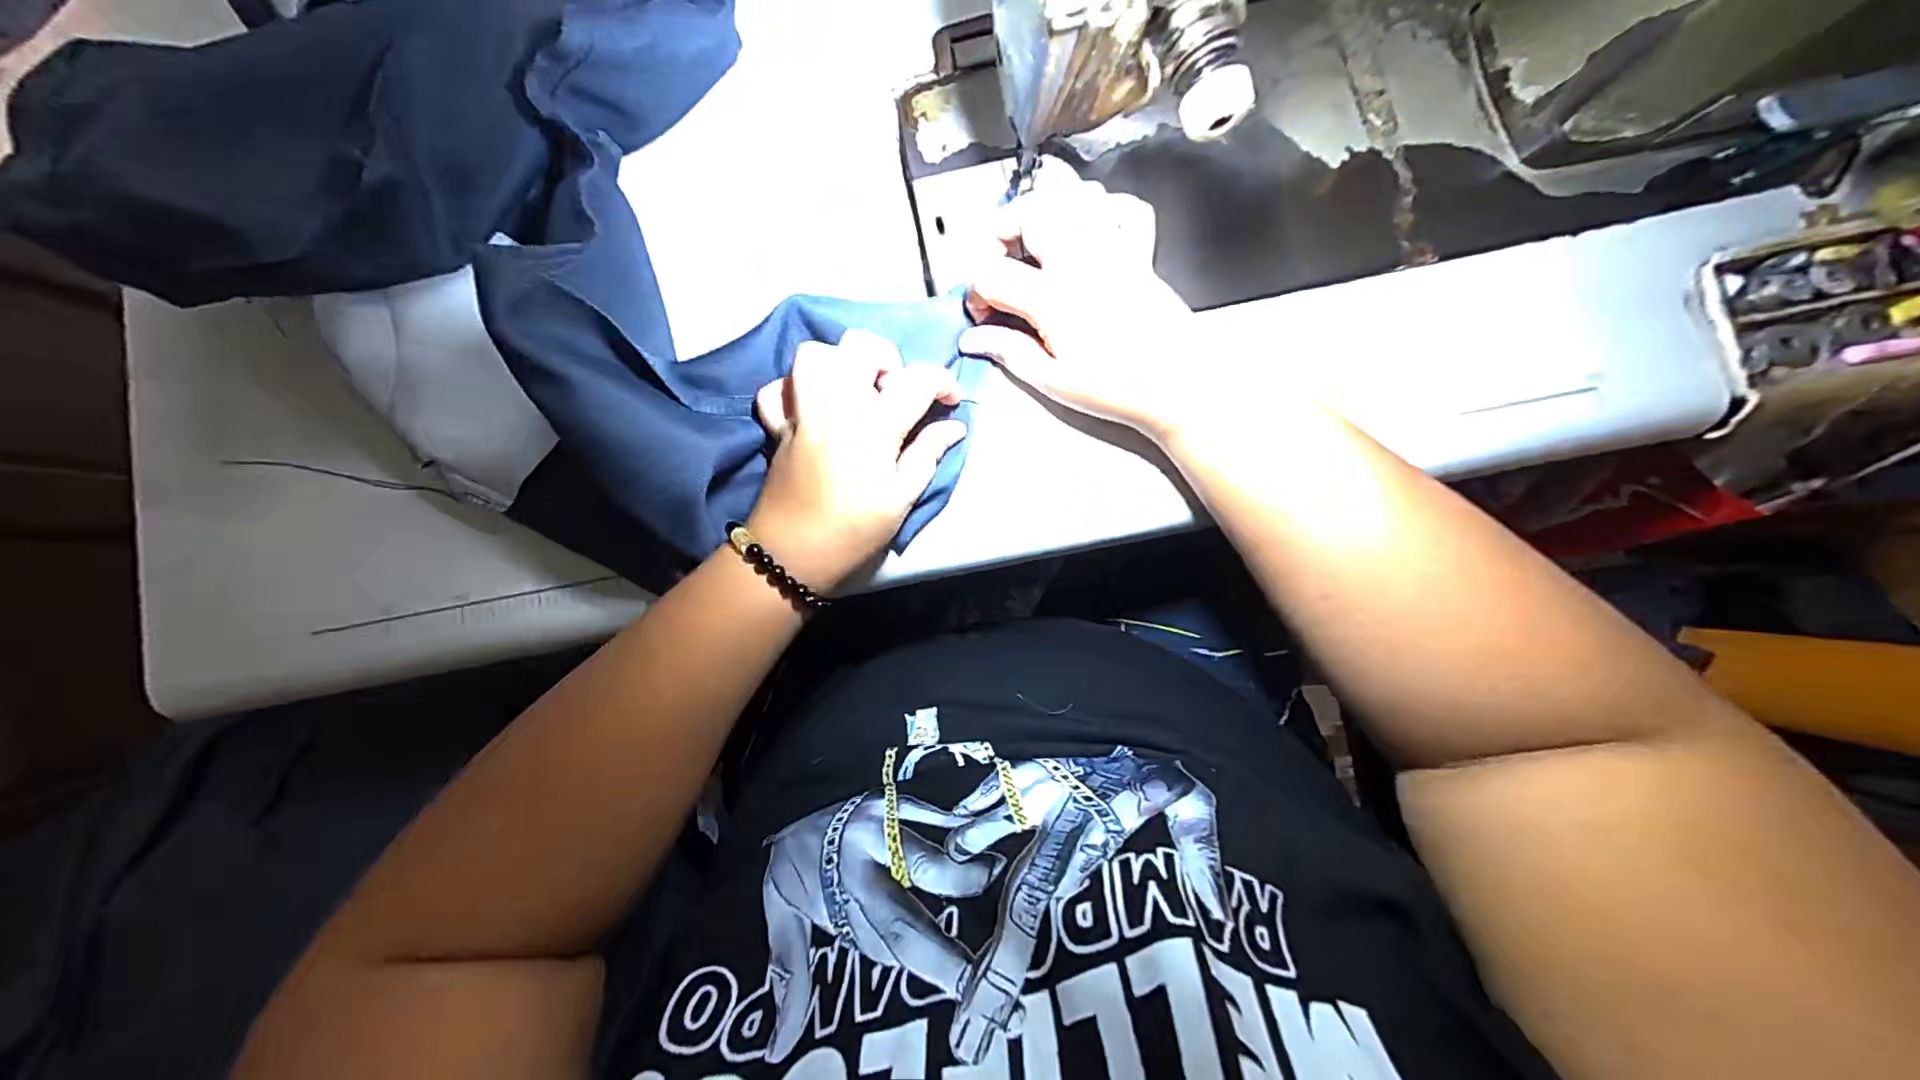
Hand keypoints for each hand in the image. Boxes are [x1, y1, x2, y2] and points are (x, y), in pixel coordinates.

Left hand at [745, 329, 965, 592]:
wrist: (790, 555)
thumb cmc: (853, 532)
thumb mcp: (900, 499)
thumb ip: (927, 455)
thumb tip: (954, 426)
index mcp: (873, 425)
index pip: (916, 379)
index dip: (943, 382)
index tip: (951, 400)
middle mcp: (835, 406)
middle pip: (860, 346)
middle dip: (888, 358)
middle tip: (897, 390)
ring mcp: (802, 412)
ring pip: (814, 355)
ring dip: (840, 362)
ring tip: (856, 389)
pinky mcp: (777, 425)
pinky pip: (780, 388)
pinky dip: (797, 389)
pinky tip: (815, 407)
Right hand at [958, 169, 1205, 441]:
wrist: (1179, 386)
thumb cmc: (1123, 389)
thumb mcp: (1054, 380)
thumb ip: (1011, 351)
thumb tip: (976, 338)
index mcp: (1054, 298)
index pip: (993, 273)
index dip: (975, 291)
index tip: (981, 312)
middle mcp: (1082, 264)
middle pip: (1028, 215)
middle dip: (1001, 231)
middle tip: (997, 262)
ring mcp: (1114, 253)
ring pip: (1073, 198)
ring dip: (1045, 211)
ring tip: (1034, 240)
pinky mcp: (1139, 256)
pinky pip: (1123, 208)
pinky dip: (1101, 208)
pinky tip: (1086, 230)